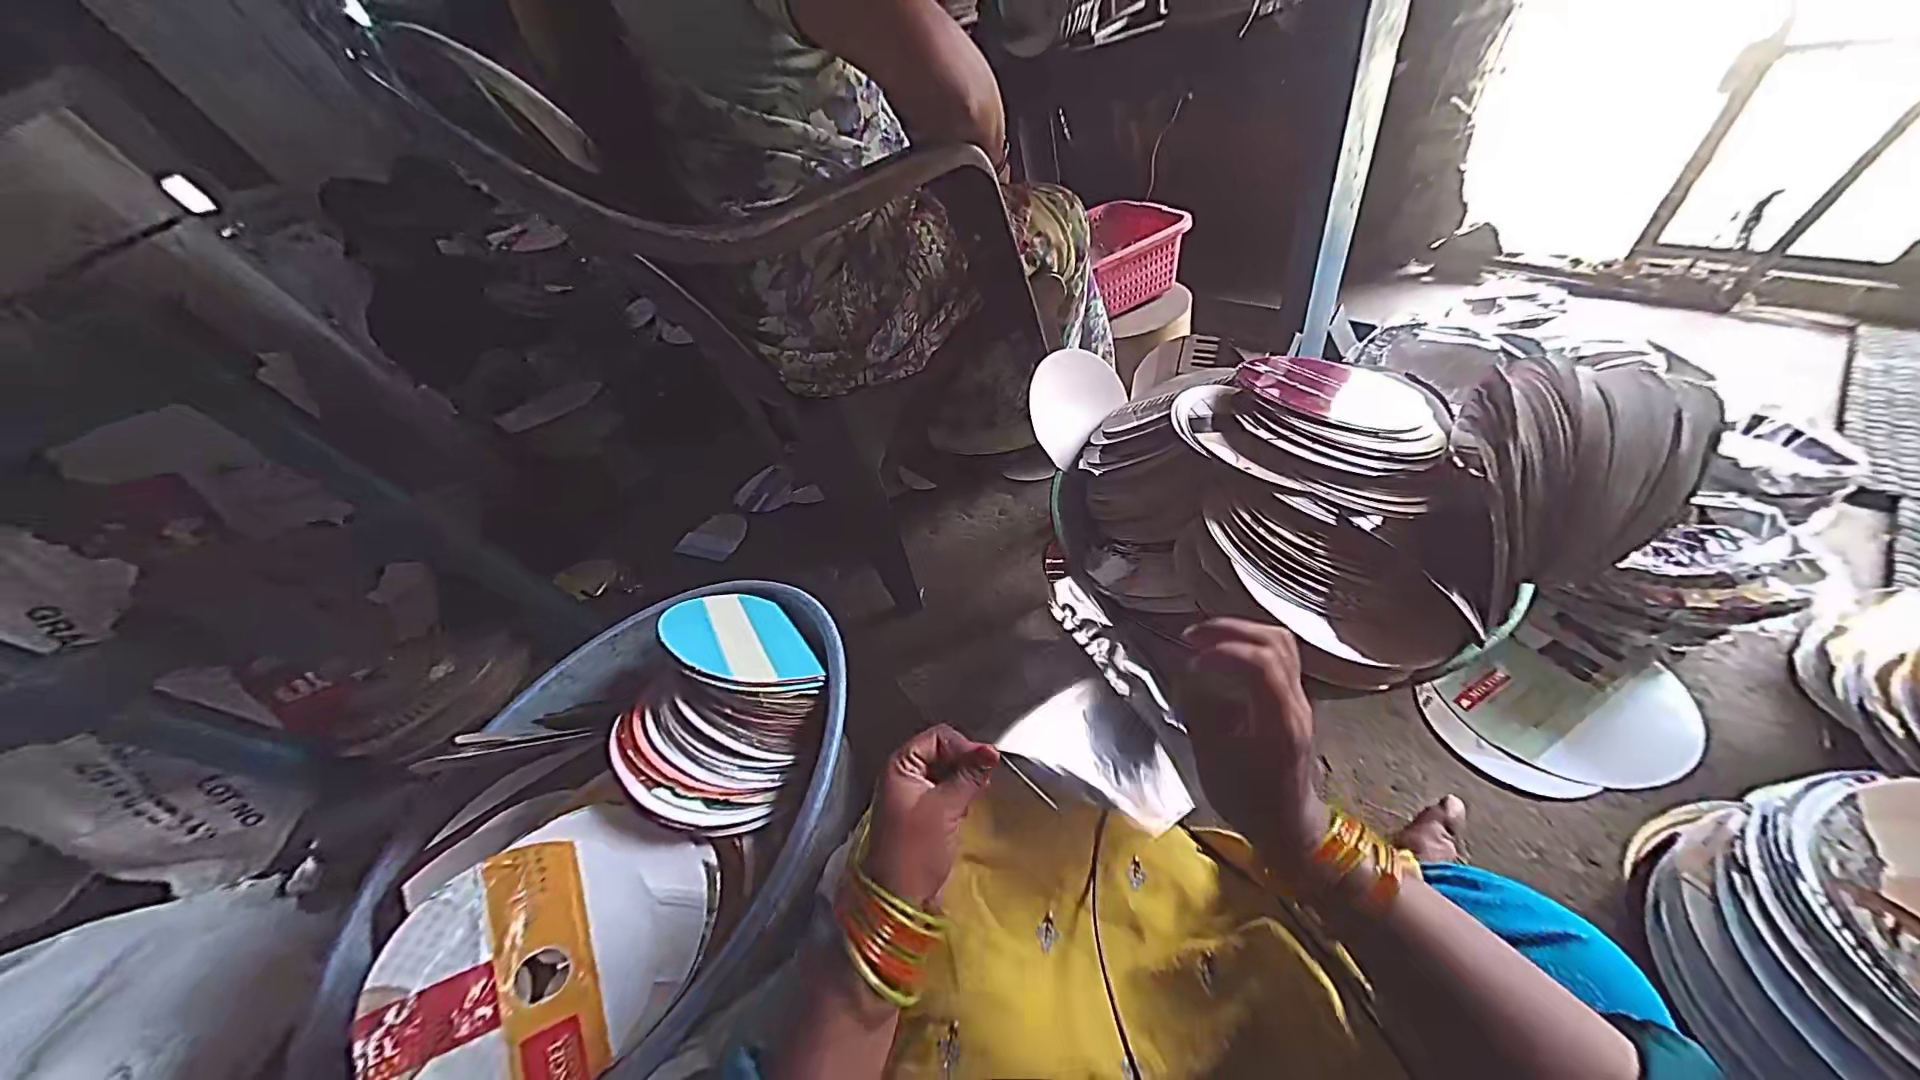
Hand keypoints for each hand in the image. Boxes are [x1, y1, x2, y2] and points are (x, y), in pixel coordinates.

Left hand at [864, 724, 998, 905]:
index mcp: (900, 766)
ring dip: (965, 778)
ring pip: (948, 771)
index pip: (938, 738)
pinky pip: (948, 790)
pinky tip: (970, 803)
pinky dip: (962, 793)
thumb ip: (969, 776)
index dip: (963, 746)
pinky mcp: (925, 812)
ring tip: (977, 790)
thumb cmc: (914, 852)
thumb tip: (990, 752)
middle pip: (943, 751)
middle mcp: (905, 775)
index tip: (984, 761)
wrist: (901, 900)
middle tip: (983, 777)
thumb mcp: (945, 808)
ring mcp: (914, 794)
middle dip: (966, 761)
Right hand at [1180, 619, 1329, 881]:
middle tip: (1191, 638)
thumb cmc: (1248, 800)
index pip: (1260, 665)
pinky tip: (1220, 655)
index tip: (1191, 663)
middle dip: (1229, 631)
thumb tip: (1188, 674)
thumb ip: (1201, 709)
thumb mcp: (1213, 758)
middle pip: (1274, 642)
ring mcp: (1299, 697)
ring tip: (1204, 642)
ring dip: (1238, 632)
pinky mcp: (1292, 695)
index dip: (1221, 653)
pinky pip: (1274, 653)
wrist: (1287, 823)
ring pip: (1278, 642)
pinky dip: (1244, 643)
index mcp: (1278, 723)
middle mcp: (1296, 703)